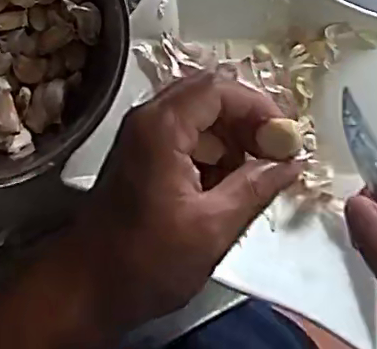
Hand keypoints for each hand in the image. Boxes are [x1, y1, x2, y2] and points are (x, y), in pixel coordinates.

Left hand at [69, 71, 304, 327]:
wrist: (87, 286)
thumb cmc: (145, 261)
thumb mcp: (211, 228)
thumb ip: (254, 188)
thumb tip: (290, 165)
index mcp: (162, 126)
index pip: (219, 89)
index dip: (258, 106)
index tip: (285, 135)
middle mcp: (150, 117)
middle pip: (208, 93)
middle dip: (247, 118)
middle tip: (275, 150)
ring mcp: (143, 132)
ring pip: (199, 111)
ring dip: (232, 133)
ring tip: (258, 169)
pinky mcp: (143, 150)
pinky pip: (186, 131)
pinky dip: (213, 146)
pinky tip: (230, 180)